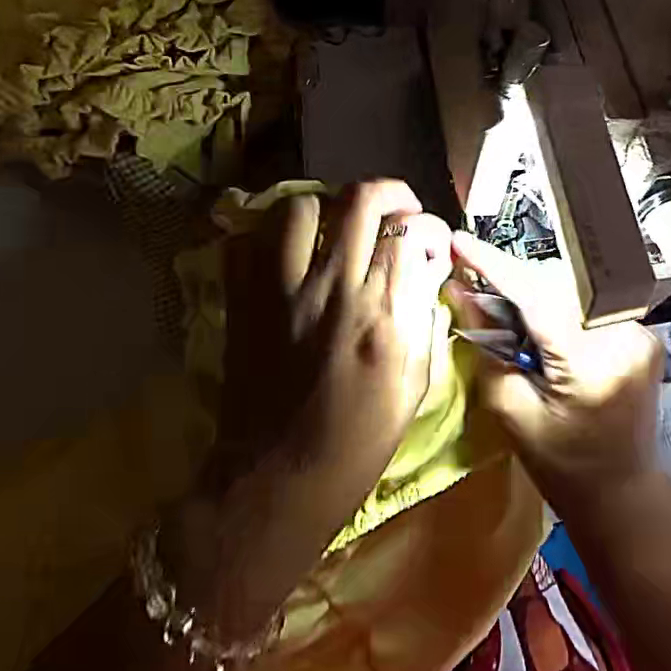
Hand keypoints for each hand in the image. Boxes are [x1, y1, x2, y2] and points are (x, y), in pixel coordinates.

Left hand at [215, 180, 452, 496]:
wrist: (277, 479)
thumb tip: (424, 274)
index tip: (426, 241)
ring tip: (341, 225)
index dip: (424, 226)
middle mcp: (330, 288)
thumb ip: (423, 319)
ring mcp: (279, 290)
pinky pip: (250, 240)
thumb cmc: (358, 441)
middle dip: (388, 191)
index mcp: (379, 313)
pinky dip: (274, 234)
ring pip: (301, 206)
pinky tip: (293, 251)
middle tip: (397, 208)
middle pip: (359, 200)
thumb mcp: (414, 386)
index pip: (407, 232)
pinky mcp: (243, 300)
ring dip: (329, 205)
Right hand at [449, 230, 664, 514]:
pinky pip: (592, 303)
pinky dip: (563, 308)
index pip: (538, 296)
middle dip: (517, 282)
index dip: (495, 265)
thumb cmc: (564, 467)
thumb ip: (488, 348)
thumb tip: (464, 293)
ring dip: (540, 294)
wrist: (622, 492)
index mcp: (592, 365)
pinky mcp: (643, 334)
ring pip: (575, 288)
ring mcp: (640, 334)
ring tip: (518, 325)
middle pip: (558, 284)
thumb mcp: (513, 413)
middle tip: (483, 293)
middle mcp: (625, 339)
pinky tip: (549, 335)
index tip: (462, 242)